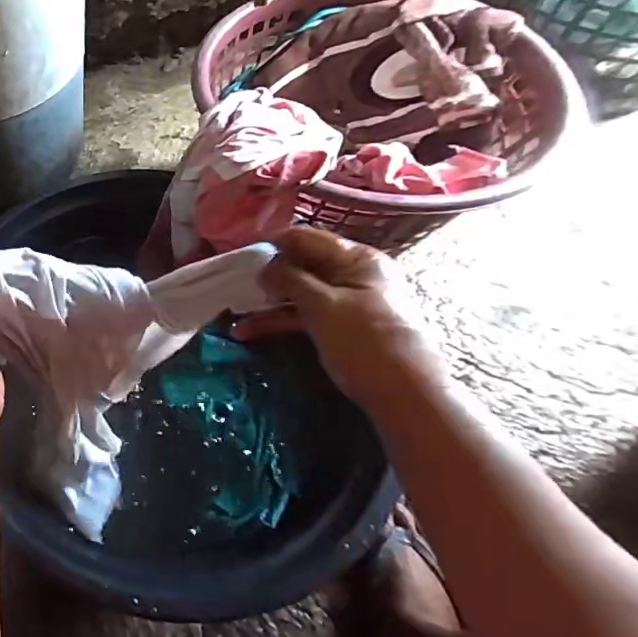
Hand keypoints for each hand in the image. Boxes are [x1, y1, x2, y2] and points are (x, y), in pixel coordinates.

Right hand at [235, 227, 442, 406]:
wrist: (407, 397)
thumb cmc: (366, 343)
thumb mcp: (323, 305)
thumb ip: (289, 279)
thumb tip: (263, 266)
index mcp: (357, 259)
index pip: (304, 238)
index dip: (270, 245)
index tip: (236, 259)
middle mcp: (353, 274)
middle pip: (299, 265)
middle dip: (264, 277)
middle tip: (230, 288)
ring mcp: (347, 301)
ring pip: (297, 293)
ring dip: (265, 304)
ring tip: (233, 317)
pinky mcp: (340, 326)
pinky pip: (303, 314)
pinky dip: (277, 321)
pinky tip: (248, 332)